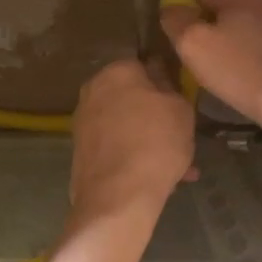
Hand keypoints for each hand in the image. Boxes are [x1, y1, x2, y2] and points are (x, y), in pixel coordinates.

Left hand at [69, 60, 196, 218]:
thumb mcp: (180, 110)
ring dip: (147, 141)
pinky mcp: (81, 152)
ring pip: (125, 127)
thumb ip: (171, 89)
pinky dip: (133, 158)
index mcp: (115, 72)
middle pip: (131, 99)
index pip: (143, 66)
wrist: (117, 195)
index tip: (179, 104)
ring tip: (178, 168)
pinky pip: (115, 148)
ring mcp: (83, 122)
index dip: (164, 85)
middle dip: (155, 117)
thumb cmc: (155, 142)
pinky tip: (157, 179)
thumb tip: (159, 80)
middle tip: (179, 137)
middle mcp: (92, 91)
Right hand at [161, 0, 261, 129]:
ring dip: (237, 41)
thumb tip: (171, 7)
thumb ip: (177, 21)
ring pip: (252, 28)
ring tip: (225, 67)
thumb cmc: (240, 70)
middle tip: (200, 51)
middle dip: (214, 24)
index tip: (179, 31)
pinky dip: (257, 57)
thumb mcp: (194, 45)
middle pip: (231, 8)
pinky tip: (252, 78)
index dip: (187, 7)